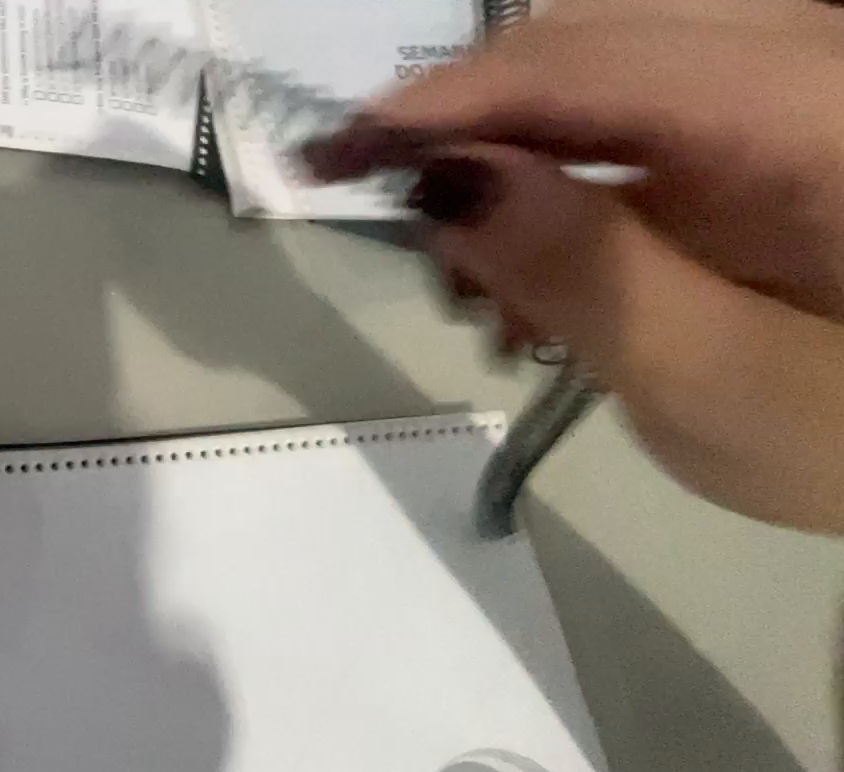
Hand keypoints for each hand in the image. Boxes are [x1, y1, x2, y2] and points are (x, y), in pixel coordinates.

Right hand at [300, 1, 843, 532]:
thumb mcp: (706, 377)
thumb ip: (582, 270)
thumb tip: (448, 186)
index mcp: (830, 123)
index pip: (600, 64)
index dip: (452, 100)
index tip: (336, 150)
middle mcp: (826, 69)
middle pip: (598, 30)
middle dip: (468, 114)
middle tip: (379, 200)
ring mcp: (803, 90)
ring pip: (606, 57)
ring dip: (500, 146)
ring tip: (467, 272)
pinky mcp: (774, 125)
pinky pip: (631, 105)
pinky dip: (543, 168)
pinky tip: (523, 261)